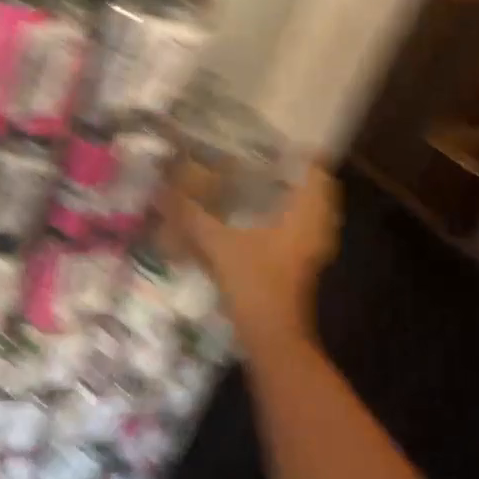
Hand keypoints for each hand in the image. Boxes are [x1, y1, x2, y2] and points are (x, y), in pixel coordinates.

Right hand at [162, 165, 339, 344]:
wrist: (271, 337)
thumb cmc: (254, 283)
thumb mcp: (216, 243)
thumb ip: (190, 215)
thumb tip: (161, 190)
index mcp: (308, 214)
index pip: (314, 169)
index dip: (293, 152)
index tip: (264, 141)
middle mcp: (317, 227)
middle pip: (308, 189)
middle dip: (280, 174)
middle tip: (247, 161)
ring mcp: (310, 249)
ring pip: (299, 211)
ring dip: (276, 198)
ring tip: (241, 186)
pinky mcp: (297, 265)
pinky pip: (290, 231)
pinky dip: (271, 221)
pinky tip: (242, 220)